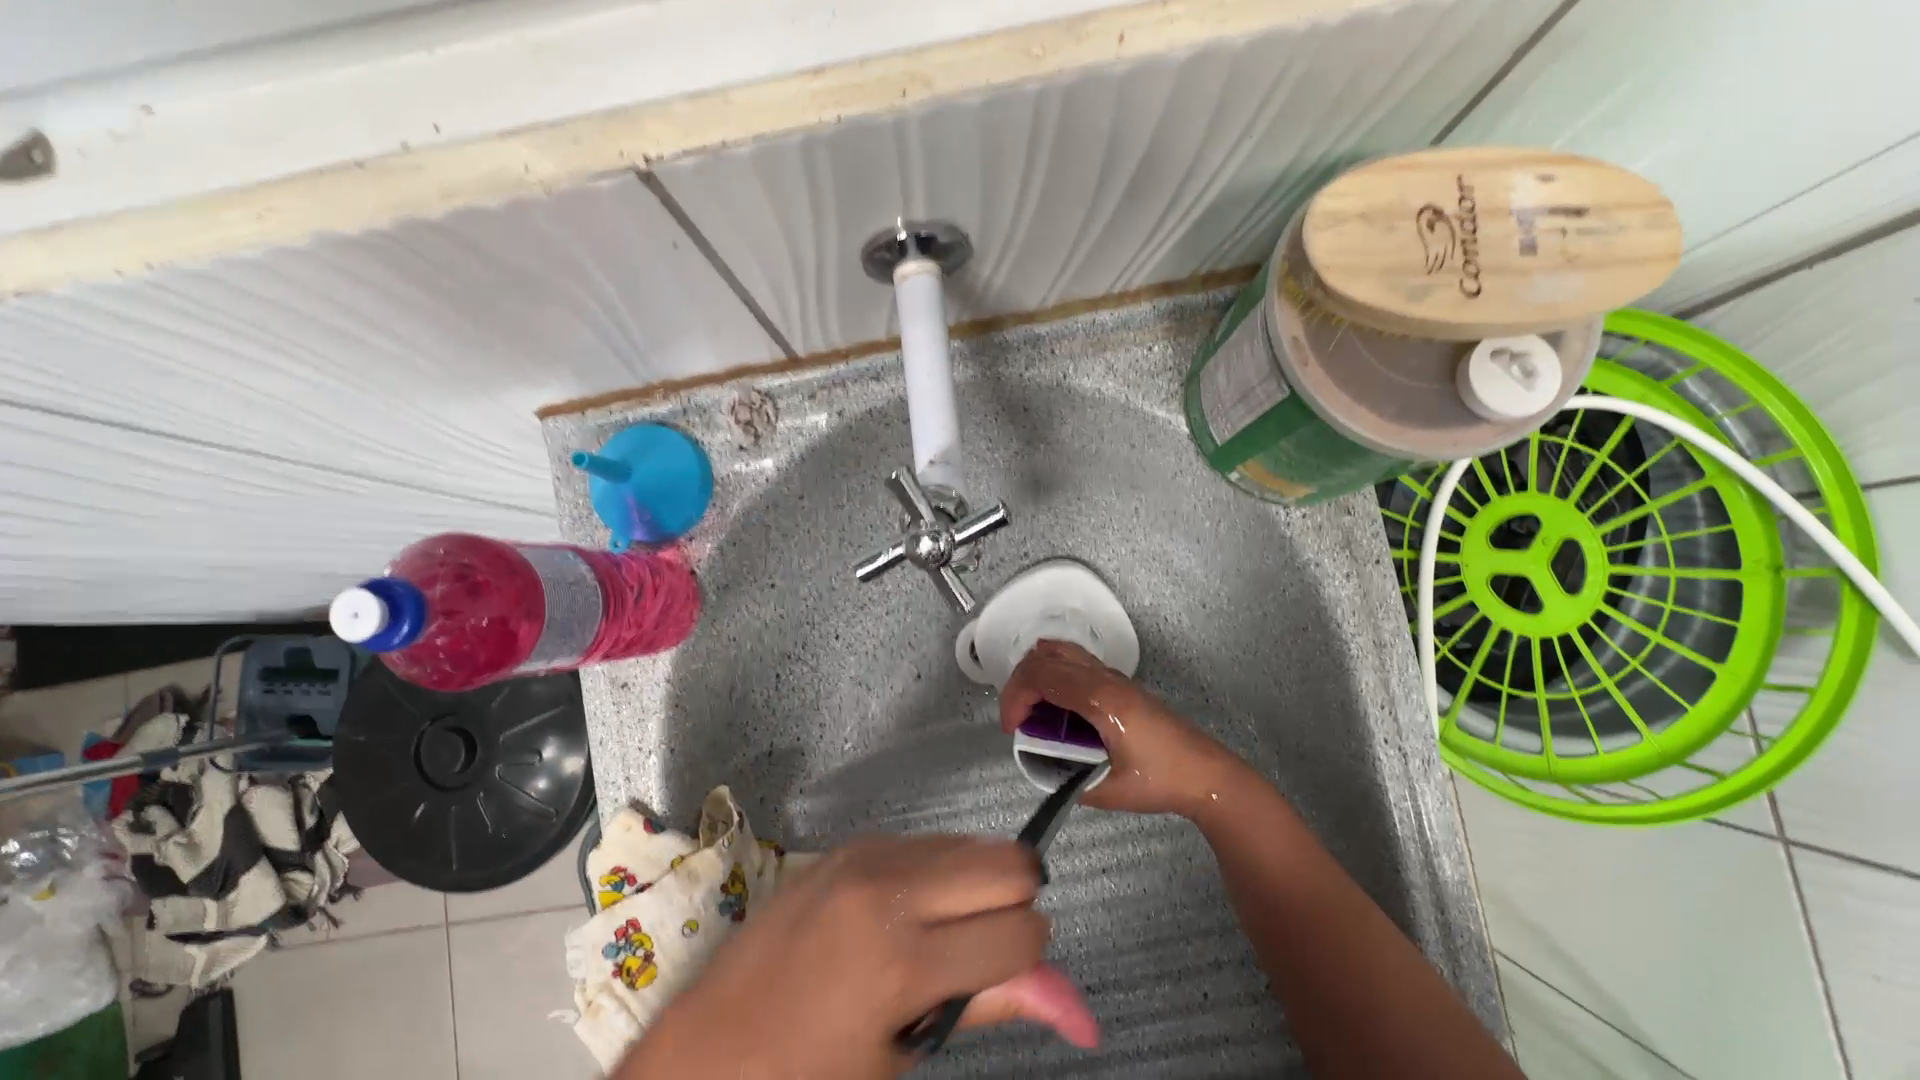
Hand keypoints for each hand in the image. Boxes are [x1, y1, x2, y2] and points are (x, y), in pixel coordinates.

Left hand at [618, 835, 1098, 1079]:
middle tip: (974, 954)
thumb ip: (992, 1009)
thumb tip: (1082, 1017)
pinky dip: (941, 872)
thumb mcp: (905, 1053)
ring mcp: (867, 856)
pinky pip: (930, 841)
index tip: (993, 983)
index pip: (1024, 932)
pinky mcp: (851, 843)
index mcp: (903, 959)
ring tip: (938, 934)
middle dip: (1013, 909)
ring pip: (976, 843)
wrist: (710, 1043)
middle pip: (1012, 865)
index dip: (1026, 964)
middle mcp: (890, 888)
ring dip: (979, 886)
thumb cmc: (809, 1072)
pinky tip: (906, 912)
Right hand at [999, 640, 1251, 818]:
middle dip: (1019, 683)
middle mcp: (1105, 679)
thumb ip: (1065, 779)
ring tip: (1033, 712)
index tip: (1011, 729)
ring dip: (1037, 675)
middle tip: (1016, 719)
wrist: (1205, 775)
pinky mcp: (1121, 685)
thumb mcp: (1105, 790)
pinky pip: (1077, 663)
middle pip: (1045, 655)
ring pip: (1061, 652)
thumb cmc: (1160, 781)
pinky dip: (1055, 676)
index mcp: (1099, 700)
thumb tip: (1041, 768)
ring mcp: (1115, 678)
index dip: (1014, 698)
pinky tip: (1058, 711)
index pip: (1039, 676)